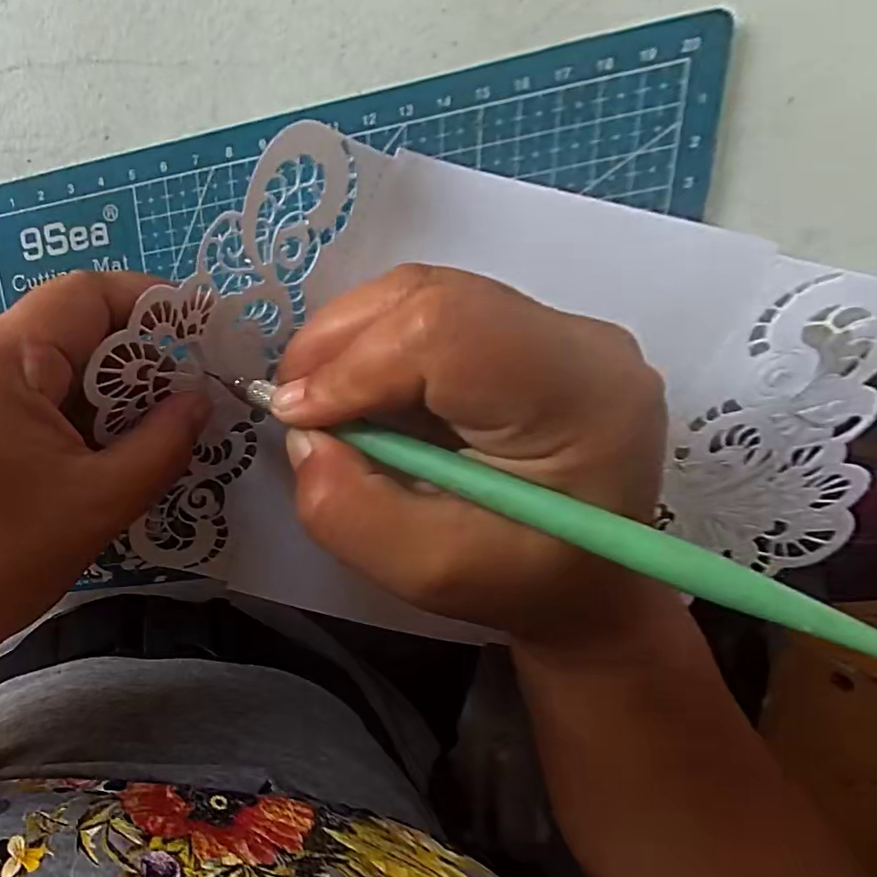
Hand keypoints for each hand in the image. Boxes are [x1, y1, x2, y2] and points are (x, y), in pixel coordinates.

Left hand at [0, 270, 210, 665]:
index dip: (151, 303)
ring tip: (145, 430)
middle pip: (64, 325)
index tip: (200, 334)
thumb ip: (164, 440)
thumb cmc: (2, 559)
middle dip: (130, 357)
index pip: (86, 294)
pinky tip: (95, 447)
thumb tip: (198, 399)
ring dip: (99, 388)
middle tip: (180, 399)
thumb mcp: (101, 499)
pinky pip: (20, 390)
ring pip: (44, 360)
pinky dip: (65, 409)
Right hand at [272, 264, 668, 640]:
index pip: (444, 330)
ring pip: (413, 293)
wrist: (583, 577)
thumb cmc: (517, 583)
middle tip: (294, 408)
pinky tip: (353, 393)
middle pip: (423, 295)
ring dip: (340, 343)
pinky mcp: (513, 331)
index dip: (352, 366)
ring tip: (318, 403)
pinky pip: (417, 310)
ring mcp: (545, 326)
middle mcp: (571, 339)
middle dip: (332, 346)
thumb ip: (346, 509)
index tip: (297, 420)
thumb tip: (304, 436)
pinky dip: (361, 345)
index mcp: (573, 397)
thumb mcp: (422, 571)